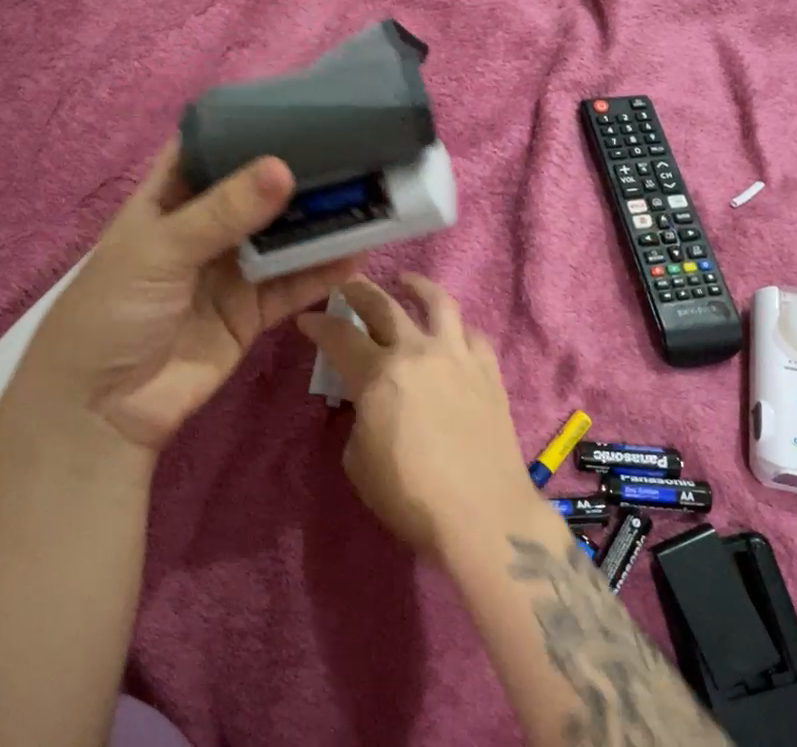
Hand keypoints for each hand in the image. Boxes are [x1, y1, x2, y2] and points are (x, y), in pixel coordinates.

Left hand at [13, 139, 359, 452]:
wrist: (102, 409)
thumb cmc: (112, 313)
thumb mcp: (160, 250)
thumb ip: (224, 212)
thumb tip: (285, 168)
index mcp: (166, 200)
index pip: (209, 150)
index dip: (247, 127)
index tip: (299, 106)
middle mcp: (202, 230)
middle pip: (257, 193)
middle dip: (299, 175)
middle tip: (352, 151)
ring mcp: (229, 273)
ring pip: (283, 240)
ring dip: (319, 223)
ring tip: (366, 196)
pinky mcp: (251, 313)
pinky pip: (293, 286)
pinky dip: (323, 273)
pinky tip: (356, 254)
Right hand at [297, 275, 538, 556]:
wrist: (483, 514)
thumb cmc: (411, 496)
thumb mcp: (359, 460)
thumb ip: (359, 417)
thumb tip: (369, 402)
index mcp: (379, 374)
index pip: (339, 336)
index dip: (318, 325)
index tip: (306, 320)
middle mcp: (418, 352)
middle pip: (384, 307)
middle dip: (359, 292)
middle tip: (347, 288)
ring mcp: (459, 357)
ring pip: (438, 304)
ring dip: (417, 287)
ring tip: (406, 281)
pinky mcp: (489, 371)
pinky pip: (473, 334)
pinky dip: (457, 326)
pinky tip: (451, 329)